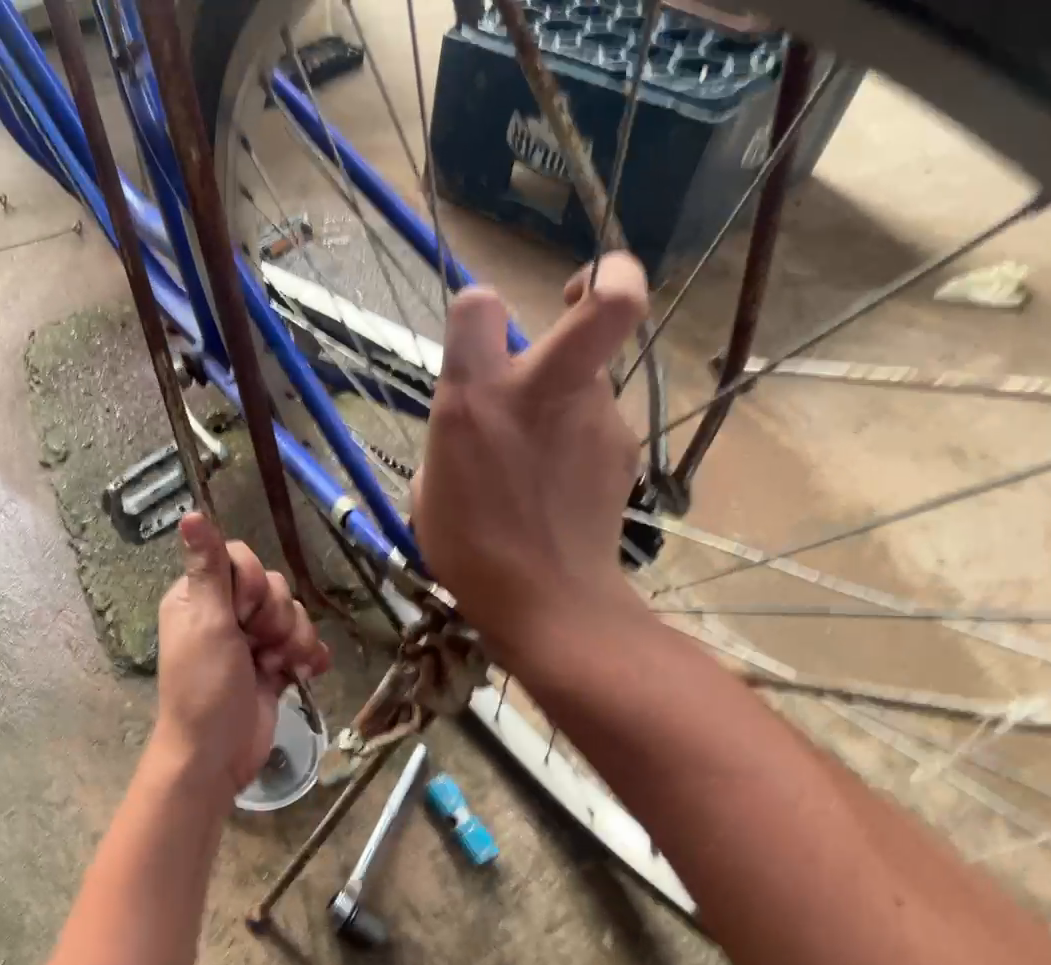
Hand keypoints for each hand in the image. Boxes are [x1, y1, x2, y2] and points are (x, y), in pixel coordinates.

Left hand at [150, 515, 331, 798]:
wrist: (217, 756)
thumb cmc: (204, 688)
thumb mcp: (206, 623)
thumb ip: (208, 568)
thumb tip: (191, 513)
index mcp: (198, 596)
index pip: (240, 558)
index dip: (253, 583)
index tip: (241, 614)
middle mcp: (224, 612)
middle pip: (274, 585)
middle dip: (276, 617)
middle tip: (258, 646)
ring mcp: (251, 640)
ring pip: (293, 613)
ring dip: (293, 640)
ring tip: (278, 666)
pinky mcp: (274, 665)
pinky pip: (304, 642)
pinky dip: (307, 657)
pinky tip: (301, 674)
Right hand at [413, 254, 649, 662]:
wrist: (547, 601)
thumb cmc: (465, 549)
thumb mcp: (428, 487)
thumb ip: (453, 435)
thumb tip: (477, 425)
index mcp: (474, 397)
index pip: (478, 305)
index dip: (476, 309)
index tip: (476, 330)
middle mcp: (541, 389)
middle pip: (609, 300)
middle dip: (611, 277)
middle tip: (588, 286)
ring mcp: (594, 415)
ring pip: (589, 371)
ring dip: (567, 390)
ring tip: (541, 453)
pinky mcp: (622, 445)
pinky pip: (595, 419)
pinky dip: (577, 436)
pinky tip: (561, 483)